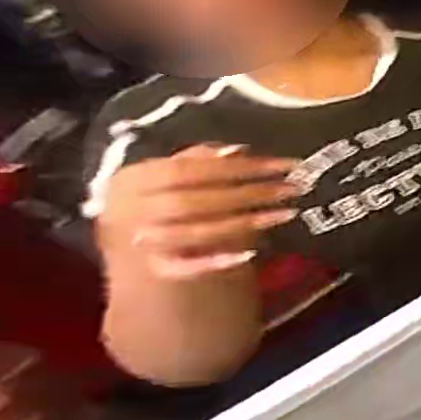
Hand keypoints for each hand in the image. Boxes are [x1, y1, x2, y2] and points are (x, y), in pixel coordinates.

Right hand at [96, 144, 300, 278]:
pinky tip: (250, 254)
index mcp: (131, 179)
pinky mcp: (156, 268)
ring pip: (192, 232)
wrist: (142, 243)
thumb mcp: (178, 174)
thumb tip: (237, 150)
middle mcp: (127, 209)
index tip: (287, 165)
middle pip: (191, 201)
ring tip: (287, 213)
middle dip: (249, 194)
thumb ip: (204, 160)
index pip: (187, 169)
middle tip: (293, 189)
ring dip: (244, 223)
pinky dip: (216, 262)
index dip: (240, 166)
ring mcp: (140, 241)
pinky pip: (185, 269)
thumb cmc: (170, 198)